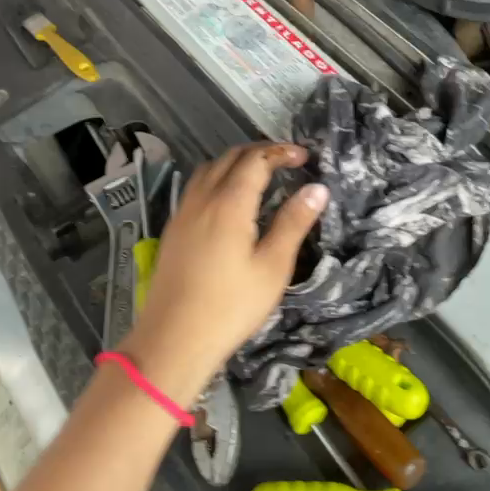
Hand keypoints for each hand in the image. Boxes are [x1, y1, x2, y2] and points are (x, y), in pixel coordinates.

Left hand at [121, 142, 327, 404]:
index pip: (255, 160)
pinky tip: (228, 201)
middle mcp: (202, 199)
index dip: (280, 152)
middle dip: (259, 151)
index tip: (304, 156)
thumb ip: (293, 223)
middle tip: (286, 160)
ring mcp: (183, 213)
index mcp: (229, 203)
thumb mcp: (273, 267)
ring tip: (259, 174)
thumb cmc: (230, 306)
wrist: (173, 339)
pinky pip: (196, 188)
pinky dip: (217, 179)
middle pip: (229, 158)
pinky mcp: (173, 230)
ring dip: (235, 162)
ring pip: (208, 170)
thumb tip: (316, 188)